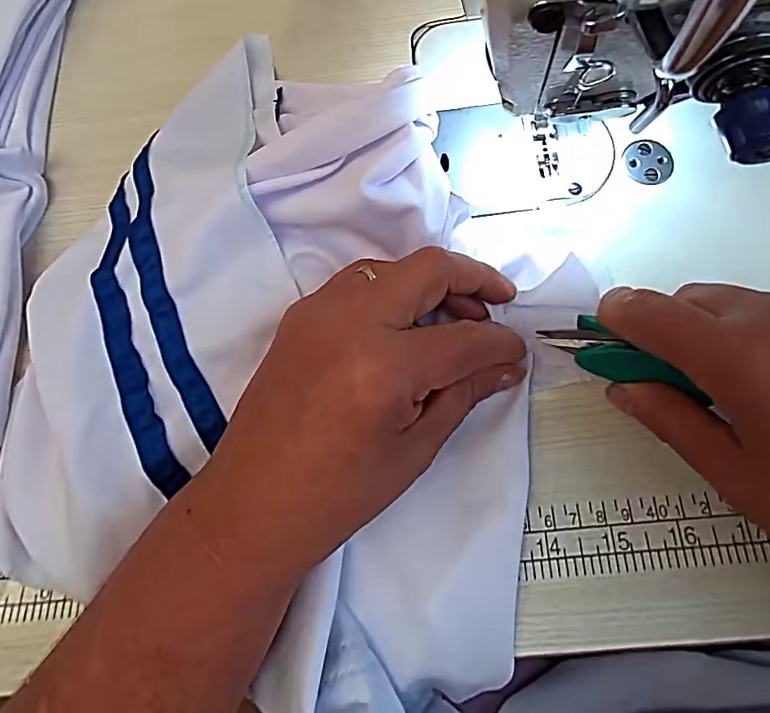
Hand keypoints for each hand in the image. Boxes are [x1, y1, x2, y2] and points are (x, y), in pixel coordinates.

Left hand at [187, 247, 526, 579]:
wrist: (253, 502)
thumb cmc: (338, 493)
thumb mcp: (415, 448)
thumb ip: (463, 392)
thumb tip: (503, 362)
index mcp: (383, 366)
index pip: (463, 338)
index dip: (500, 344)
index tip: (516, 352)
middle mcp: (349, 321)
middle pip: (428, 269)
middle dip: (473, 280)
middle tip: (499, 306)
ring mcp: (319, 310)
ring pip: (391, 267)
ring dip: (430, 282)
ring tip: (456, 317)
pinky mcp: (301, 314)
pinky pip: (358, 282)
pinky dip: (392, 291)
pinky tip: (407, 324)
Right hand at [594, 283, 769, 625]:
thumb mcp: (748, 483)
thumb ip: (672, 420)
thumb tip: (628, 388)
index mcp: (748, 358)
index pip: (650, 311)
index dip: (619, 318)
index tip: (609, 330)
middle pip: (702, 300)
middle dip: (684, 333)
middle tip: (696, 384)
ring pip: (762, 305)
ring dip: (748, 336)